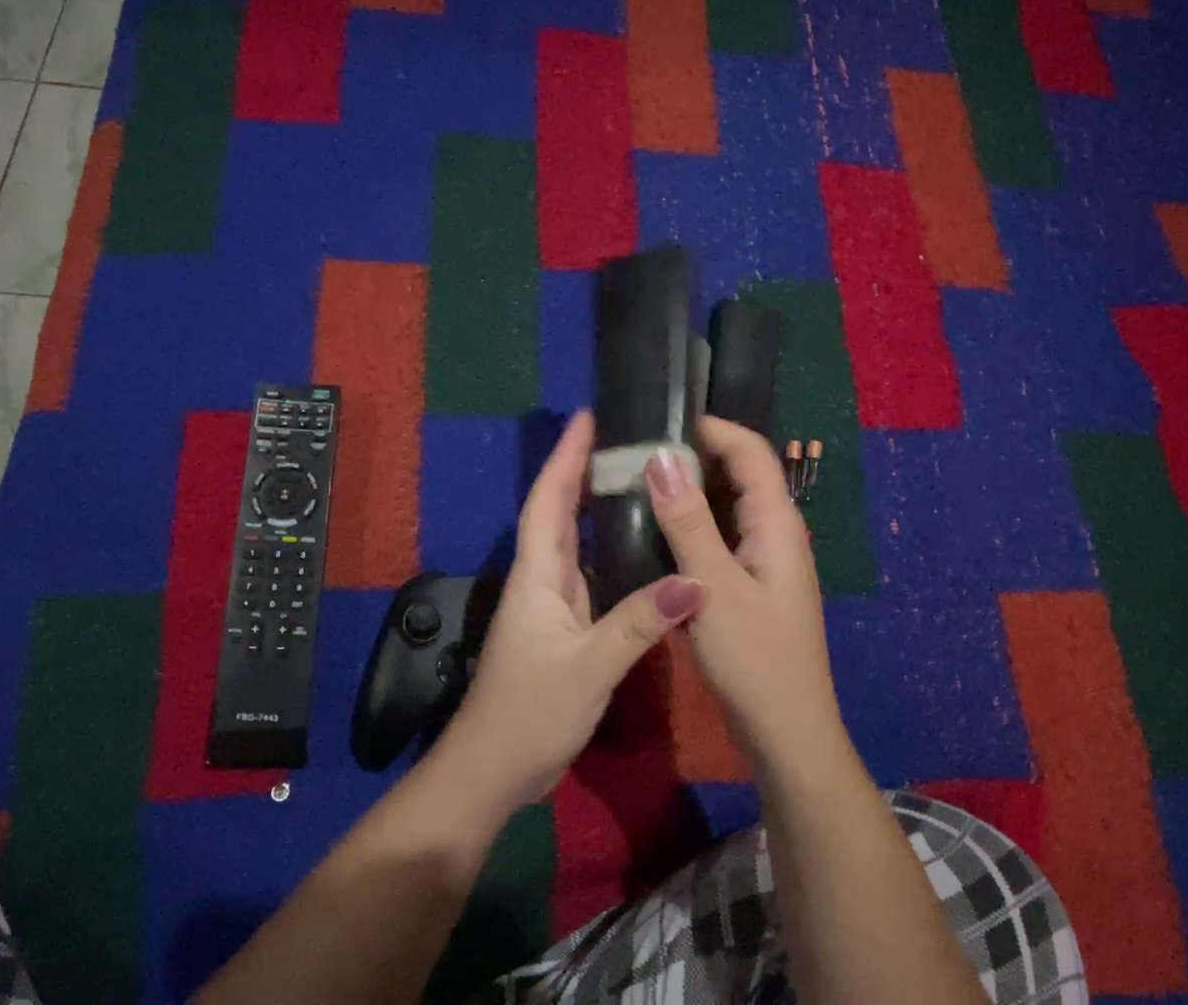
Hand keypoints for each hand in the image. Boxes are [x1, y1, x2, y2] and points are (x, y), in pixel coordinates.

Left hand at [436, 412, 704, 807]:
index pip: (548, 502)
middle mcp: (541, 583)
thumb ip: (637, 625)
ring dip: (597, 513)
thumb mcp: (589, 668)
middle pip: (560, 516)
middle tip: (625, 441)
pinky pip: (589, 580)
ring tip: (640, 484)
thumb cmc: (530, 713)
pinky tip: (642, 556)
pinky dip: (610, 559)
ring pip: (575, 548)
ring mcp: (551, 610)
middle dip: (582, 474)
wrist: (493, 769)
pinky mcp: (562, 634)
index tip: (587, 418)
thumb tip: (694, 583)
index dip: (565, 458)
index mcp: (537, 577)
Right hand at [645, 416, 844, 761]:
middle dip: (694, 456)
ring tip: (635, 484)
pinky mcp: (748, 587)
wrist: (785, 731)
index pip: (751, 452)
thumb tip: (660, 456)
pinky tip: (652, 535)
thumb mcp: (713, 586)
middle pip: (739, 476)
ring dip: (688, 493)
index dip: (712, 428)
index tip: (660, 420)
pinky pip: (719, 540)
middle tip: (636, 451)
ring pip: (726, 509)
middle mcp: (775, 534)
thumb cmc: (755, 658)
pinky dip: (690, 528)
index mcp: (777, 525)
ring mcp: (763, 562)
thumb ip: (687, 522)